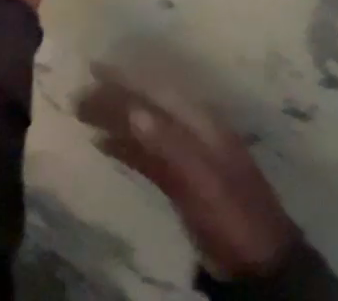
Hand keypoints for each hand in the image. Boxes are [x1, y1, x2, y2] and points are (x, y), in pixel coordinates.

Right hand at [75, 64, 299, 280]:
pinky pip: (146, 155)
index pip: (157, 89)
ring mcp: (187, 158)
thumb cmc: (232, 216)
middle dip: (113, 97)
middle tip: (77, 98)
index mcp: (203, 124)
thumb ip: (168, 143)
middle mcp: (194, 133)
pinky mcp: (181, 182)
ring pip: (143, 128)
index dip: (125, 77)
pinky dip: (123, 146)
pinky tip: (101, 145)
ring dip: (113, 119)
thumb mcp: (202, 179)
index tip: (91, 69)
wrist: (259, 268)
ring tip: (81, 115)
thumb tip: (132, 108)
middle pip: (147, 106)